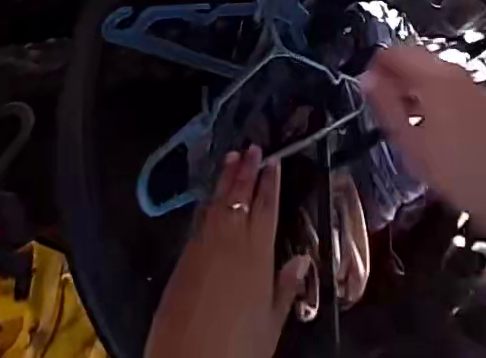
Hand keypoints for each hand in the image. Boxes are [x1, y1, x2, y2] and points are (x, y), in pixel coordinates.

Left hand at [146, 146, 311, 357]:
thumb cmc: (238, 350)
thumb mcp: (271, 324)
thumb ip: (285, 288)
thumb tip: (303, 258)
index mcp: (257, 253)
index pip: (266, 208)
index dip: (270, 183)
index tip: (273, 162)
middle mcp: (231, 242)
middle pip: (240, 197)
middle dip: (247, 171)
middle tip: (252, 147)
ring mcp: (203, 248)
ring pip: (217, 204)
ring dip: (225, 179)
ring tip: (231, 158)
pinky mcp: (182, 261)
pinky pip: (200, 221)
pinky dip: (207, 204)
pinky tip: (210, 198)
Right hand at [358, 46, 485, 234]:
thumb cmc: (457, 172)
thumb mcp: (410, 143)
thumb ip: (386, 105)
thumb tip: (367, 80)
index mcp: (433, 77)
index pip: (395, 52)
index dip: (376, 64)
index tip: (366, 82)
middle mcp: (454, 72)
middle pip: (415, 56)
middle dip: (394, 72)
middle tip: (379, 96)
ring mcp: (471, 84)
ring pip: (433, 70)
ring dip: (413, 82)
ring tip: (400, 110)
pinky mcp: (482, 99)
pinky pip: (449, 83)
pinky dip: (433, 91)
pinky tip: (428, 119)